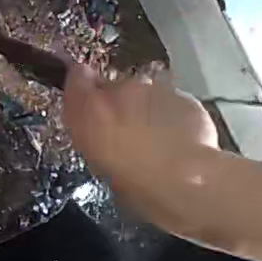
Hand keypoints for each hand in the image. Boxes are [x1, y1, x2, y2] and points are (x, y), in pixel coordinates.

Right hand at [63, 64, 217, 190]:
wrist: (183, 180)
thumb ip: (92, 129)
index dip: (82, 82)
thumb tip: (96, 117)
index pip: (77, 78)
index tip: (88, 93)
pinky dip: (172, 116)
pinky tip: (178, 140)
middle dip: (120, 104)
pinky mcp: (183, 96)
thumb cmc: (133, 182)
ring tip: (158, 141)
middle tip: (130, 134)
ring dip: (148, 110)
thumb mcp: (98, 161)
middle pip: (116, 88)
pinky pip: (172, 104)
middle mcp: (120, 90)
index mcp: (91, 109)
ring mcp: (154, 89)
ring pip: (147, 95)